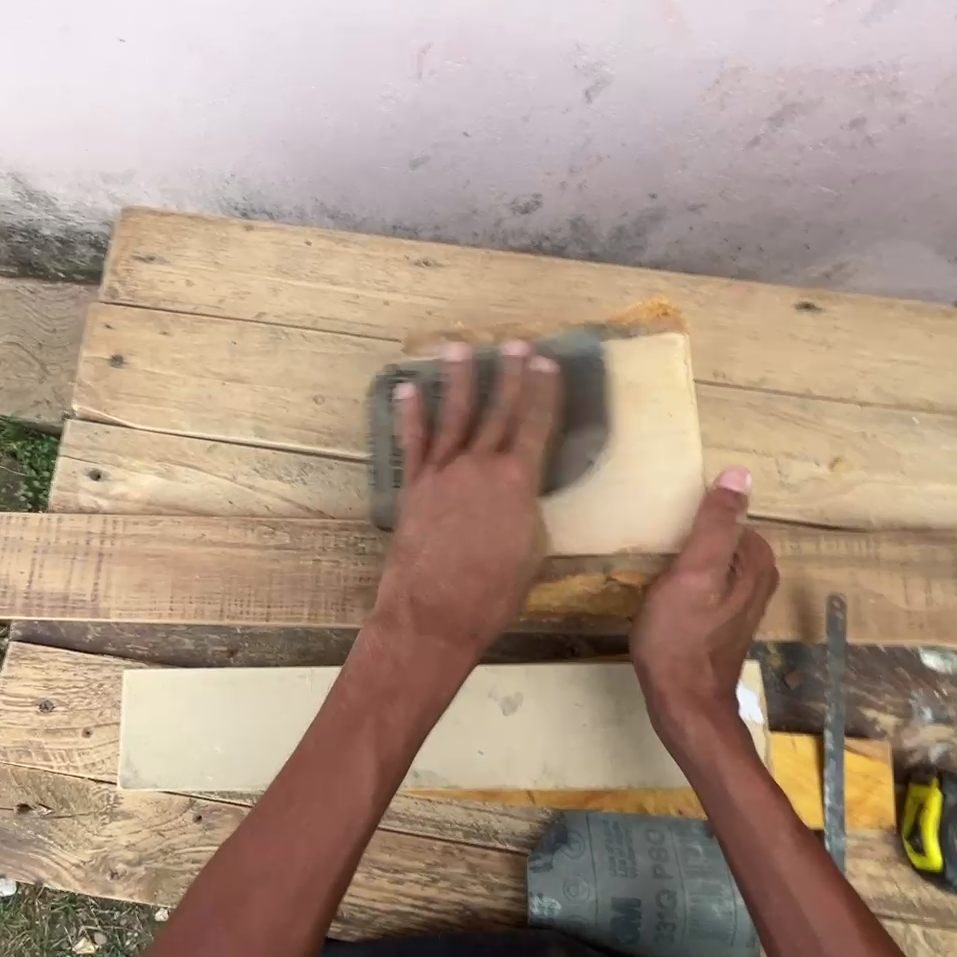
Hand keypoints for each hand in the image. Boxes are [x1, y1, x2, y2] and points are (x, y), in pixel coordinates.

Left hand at [371, 340, 562, 660]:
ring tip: (459, 347)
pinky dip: (411, 414)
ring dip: (458, 380)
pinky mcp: (413, 487)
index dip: (542, 392)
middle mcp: (479, 467)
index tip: (546, 363)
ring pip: (453, 417)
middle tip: (514, 343)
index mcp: (517, 482)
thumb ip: (527, 511)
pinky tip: (410, 389)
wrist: (434, 613)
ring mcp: (442, 474)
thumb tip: (520, 493)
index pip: (535, 425)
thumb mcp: (531, 552)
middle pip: (497, 412)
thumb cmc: (493, 594)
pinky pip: (413, 443)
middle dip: (508, 375)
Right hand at [631, 468, 779, 758]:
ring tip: (654, 556)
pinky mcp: (719, 620)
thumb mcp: (693, 573)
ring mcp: (739, 603)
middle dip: (695, 531)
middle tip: (656, 535)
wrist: (682, 699)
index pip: (733, 517)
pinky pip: (705, 582)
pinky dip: (686, 576)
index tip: (669, 517)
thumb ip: (715, 525)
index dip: (702, 512)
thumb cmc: (680, 637)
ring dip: (688, 554)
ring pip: (714, 560)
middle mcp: (757, 580)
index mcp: (757, 564)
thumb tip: (740, 474)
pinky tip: (661, 584)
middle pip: (724, 538)